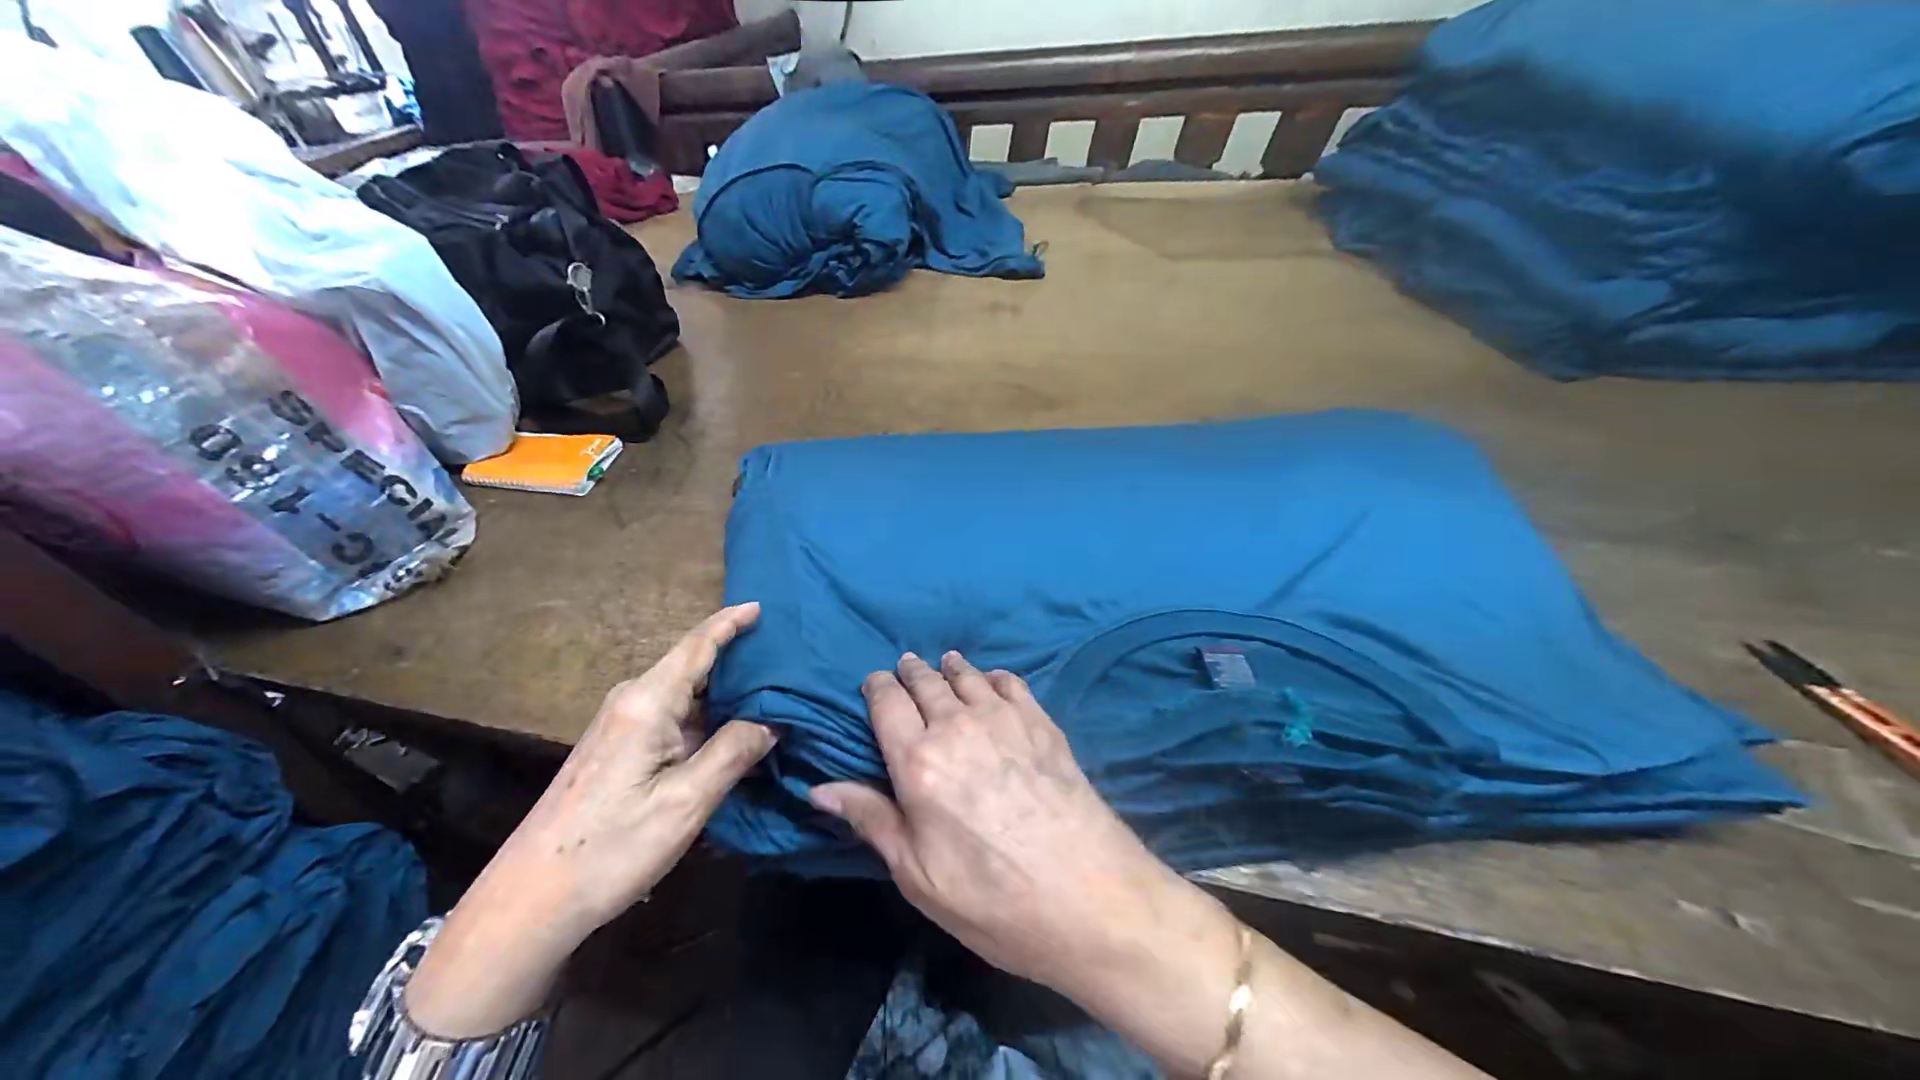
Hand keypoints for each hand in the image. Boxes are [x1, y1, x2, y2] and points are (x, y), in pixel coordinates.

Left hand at [406, 603, 773, 1037]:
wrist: (530, 899)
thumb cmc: (610, 848)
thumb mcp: (685, 802)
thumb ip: (733, 752)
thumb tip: (773, 720)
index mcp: (646, 703)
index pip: (697, 645)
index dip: (730, 623)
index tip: (761, 605)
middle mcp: (630, 701)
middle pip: (691, 663)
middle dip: (735, 655)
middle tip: (784, 654)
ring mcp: (620, 724)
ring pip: (683, 691)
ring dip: (723, 688)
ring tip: (769, 688)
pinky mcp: (616, 748)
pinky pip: (671, 714)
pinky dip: (705, 713)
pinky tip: (731, 726)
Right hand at [810, 651, 1213, 995]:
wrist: (1091, 897)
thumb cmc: (993, 900)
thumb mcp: (918, 876)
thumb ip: (872, 820)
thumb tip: (819, 789)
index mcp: (918, 762)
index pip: (887, 703)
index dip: (877, 687)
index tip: (874, 681)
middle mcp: (957, 726)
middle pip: (926, 682)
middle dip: (911, 672)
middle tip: (906, 666)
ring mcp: (1005, 720)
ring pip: (968, 675)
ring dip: (950, 667)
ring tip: (944, 662)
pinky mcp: (1043, 724)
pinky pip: (1011, 683)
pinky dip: (993, 675)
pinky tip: (992, 680)